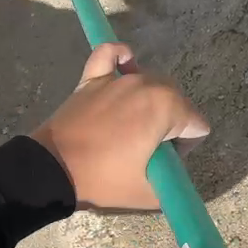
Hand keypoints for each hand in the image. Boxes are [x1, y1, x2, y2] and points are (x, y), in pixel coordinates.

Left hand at [28, 43, 208, 209]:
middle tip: (142, 149)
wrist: (50, 170)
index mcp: (167, 107)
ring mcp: (116, 79)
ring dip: (147, 102)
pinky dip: (119, 58)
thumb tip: (172, 173)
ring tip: (127, 128)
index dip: (184, 149)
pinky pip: (109, 54)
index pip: (196, 126)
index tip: (160, 163)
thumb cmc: (101, 180)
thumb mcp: (149, 193)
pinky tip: (123, 69)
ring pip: (149, 83)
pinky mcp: (90, 79)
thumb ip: (174, 182)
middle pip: (176, 102)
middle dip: (168, 124)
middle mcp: (146, 84)